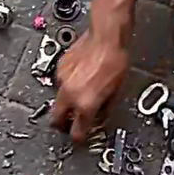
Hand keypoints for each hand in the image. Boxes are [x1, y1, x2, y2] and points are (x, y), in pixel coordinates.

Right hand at [51, 26, 128, 141]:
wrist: (106, 37)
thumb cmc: (116, 61)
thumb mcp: (116, 92)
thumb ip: (104, 109)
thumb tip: (100, 115)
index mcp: (85, 104)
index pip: (76, 132)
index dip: (78, 137)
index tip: (79, 137)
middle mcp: (70, 95)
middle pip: (56, 119)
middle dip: (62, 124)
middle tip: (70, 123)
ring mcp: (62, 80)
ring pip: (59, 99)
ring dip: (67, 101)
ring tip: (81, 92)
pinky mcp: (60, 67)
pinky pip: (61, 82)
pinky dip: (68, 84)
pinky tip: (79, 76)